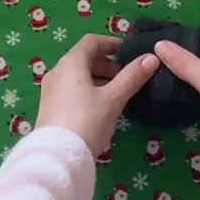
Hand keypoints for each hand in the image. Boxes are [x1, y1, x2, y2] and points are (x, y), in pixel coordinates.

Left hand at [35, 34, 159, 155]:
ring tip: (114, 95)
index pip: (92, 41)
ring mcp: (50, 89)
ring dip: (96, 78)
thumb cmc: (87, 122)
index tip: (127, 53)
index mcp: (71, 62)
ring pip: (76, 74)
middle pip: (83, 57)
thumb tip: (151, 58)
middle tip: (123, 78)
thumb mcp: (113, 99)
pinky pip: (69, 88)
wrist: (57, 158)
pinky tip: (97, 109)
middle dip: (105, 64)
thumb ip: (132, 77)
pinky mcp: (48, 106)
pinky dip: (85, 90)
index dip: (111, 43)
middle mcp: (57, 70)